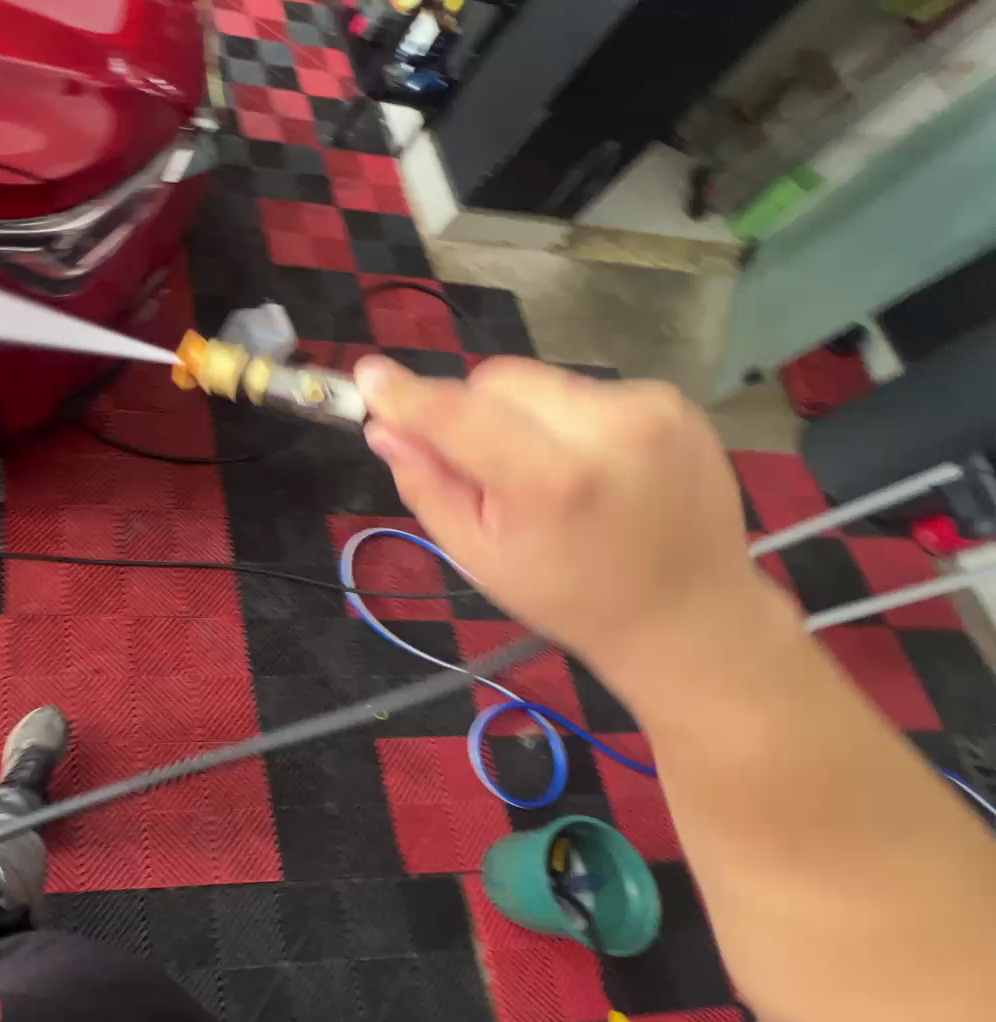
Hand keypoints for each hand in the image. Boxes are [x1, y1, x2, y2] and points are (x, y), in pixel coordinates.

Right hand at [354, 355, 771, 663]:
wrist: (689, 614)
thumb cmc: (565, 596)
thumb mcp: (475, 555)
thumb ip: (426, 485)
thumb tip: (383, 428)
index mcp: (551, 479)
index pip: (458, 414)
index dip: (407, 395)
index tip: (367, 374)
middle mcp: (608, 426)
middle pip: (495, 381)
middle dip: (469, 412)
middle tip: (477, 465)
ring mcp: (650, 408)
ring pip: (536, 381)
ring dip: (514, 414)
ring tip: (536, 469)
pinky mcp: (673, 401)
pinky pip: (580, 388)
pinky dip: (559, 417)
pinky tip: (580, 463)